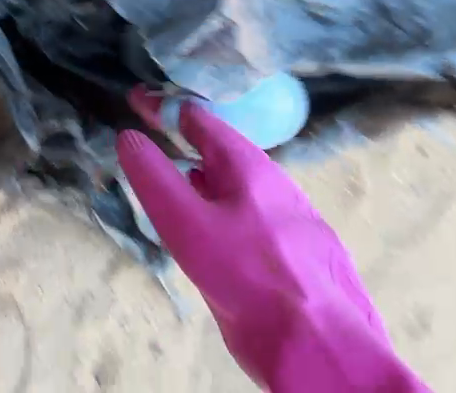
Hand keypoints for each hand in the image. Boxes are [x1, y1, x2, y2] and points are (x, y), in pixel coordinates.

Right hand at [118, 89, 393, 387]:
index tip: (135, 100)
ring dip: (208, 186)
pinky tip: (220, 245)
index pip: (200, 119)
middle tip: (154, 153)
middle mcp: (280, 189)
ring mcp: (301, 228)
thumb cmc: (246, 277)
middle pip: (225, 155)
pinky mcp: (310, 264)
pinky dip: (229, 218)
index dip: (164, 107)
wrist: (325, 355)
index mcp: (251, 169)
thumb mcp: (183, 221)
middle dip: (188, 148)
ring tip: (180, 198)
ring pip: (243, 193)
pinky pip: (258, 226)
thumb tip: (130, 137)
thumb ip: (152, 175)